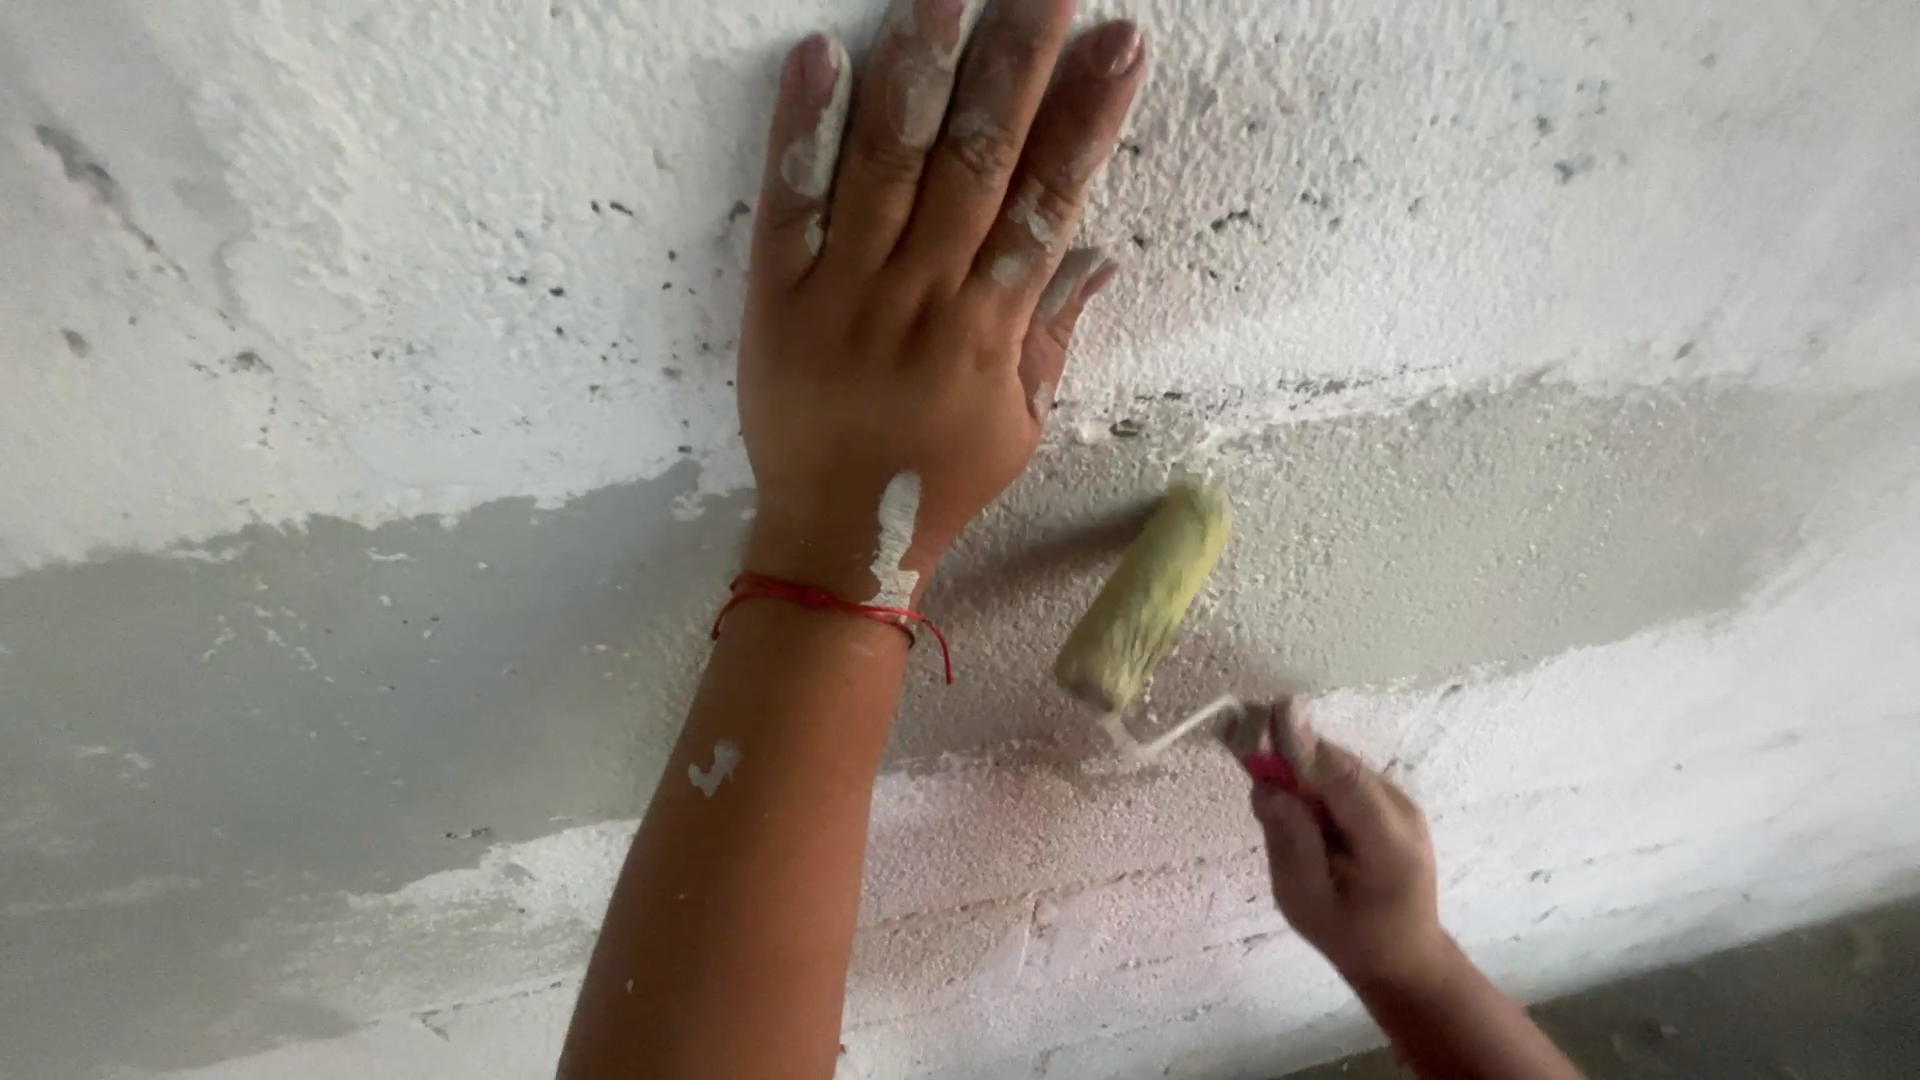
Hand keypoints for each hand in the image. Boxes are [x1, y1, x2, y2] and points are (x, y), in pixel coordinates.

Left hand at [737, 0, 1142, 603]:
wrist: (838, 538)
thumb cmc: (935, 488)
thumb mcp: (1017, 429)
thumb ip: (1052, 340)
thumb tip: (1094, 257)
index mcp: (987, 334)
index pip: (1047, 205)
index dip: (1086, 122)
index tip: (1120, 46)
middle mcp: (921, 302)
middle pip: (975, 165)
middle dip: (1016, 66)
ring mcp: (845, 297)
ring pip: (886, 167)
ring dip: (917, 72)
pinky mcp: (778, 304)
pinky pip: (792, 207)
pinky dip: (805, 131)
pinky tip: (824, 57)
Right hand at [1250, 703, 1455, 989]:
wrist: (1403, 954)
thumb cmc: (1349, 933)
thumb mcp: (1305, 899)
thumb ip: (1288, 840)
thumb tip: (1266, 785)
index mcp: (1388, 843)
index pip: (1342, 778)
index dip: (1300, 746)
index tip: (1261, 719)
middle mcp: (1401, 810)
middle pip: (1336, 762)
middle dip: (1289, 754)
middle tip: (1246, 758)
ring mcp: (1399, 801)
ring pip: (1335, 761)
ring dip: (1298, 767)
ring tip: (1276, 800)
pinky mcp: (1388, 798)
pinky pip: (1340, 771)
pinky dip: (1311, 777)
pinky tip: (1299, 807)